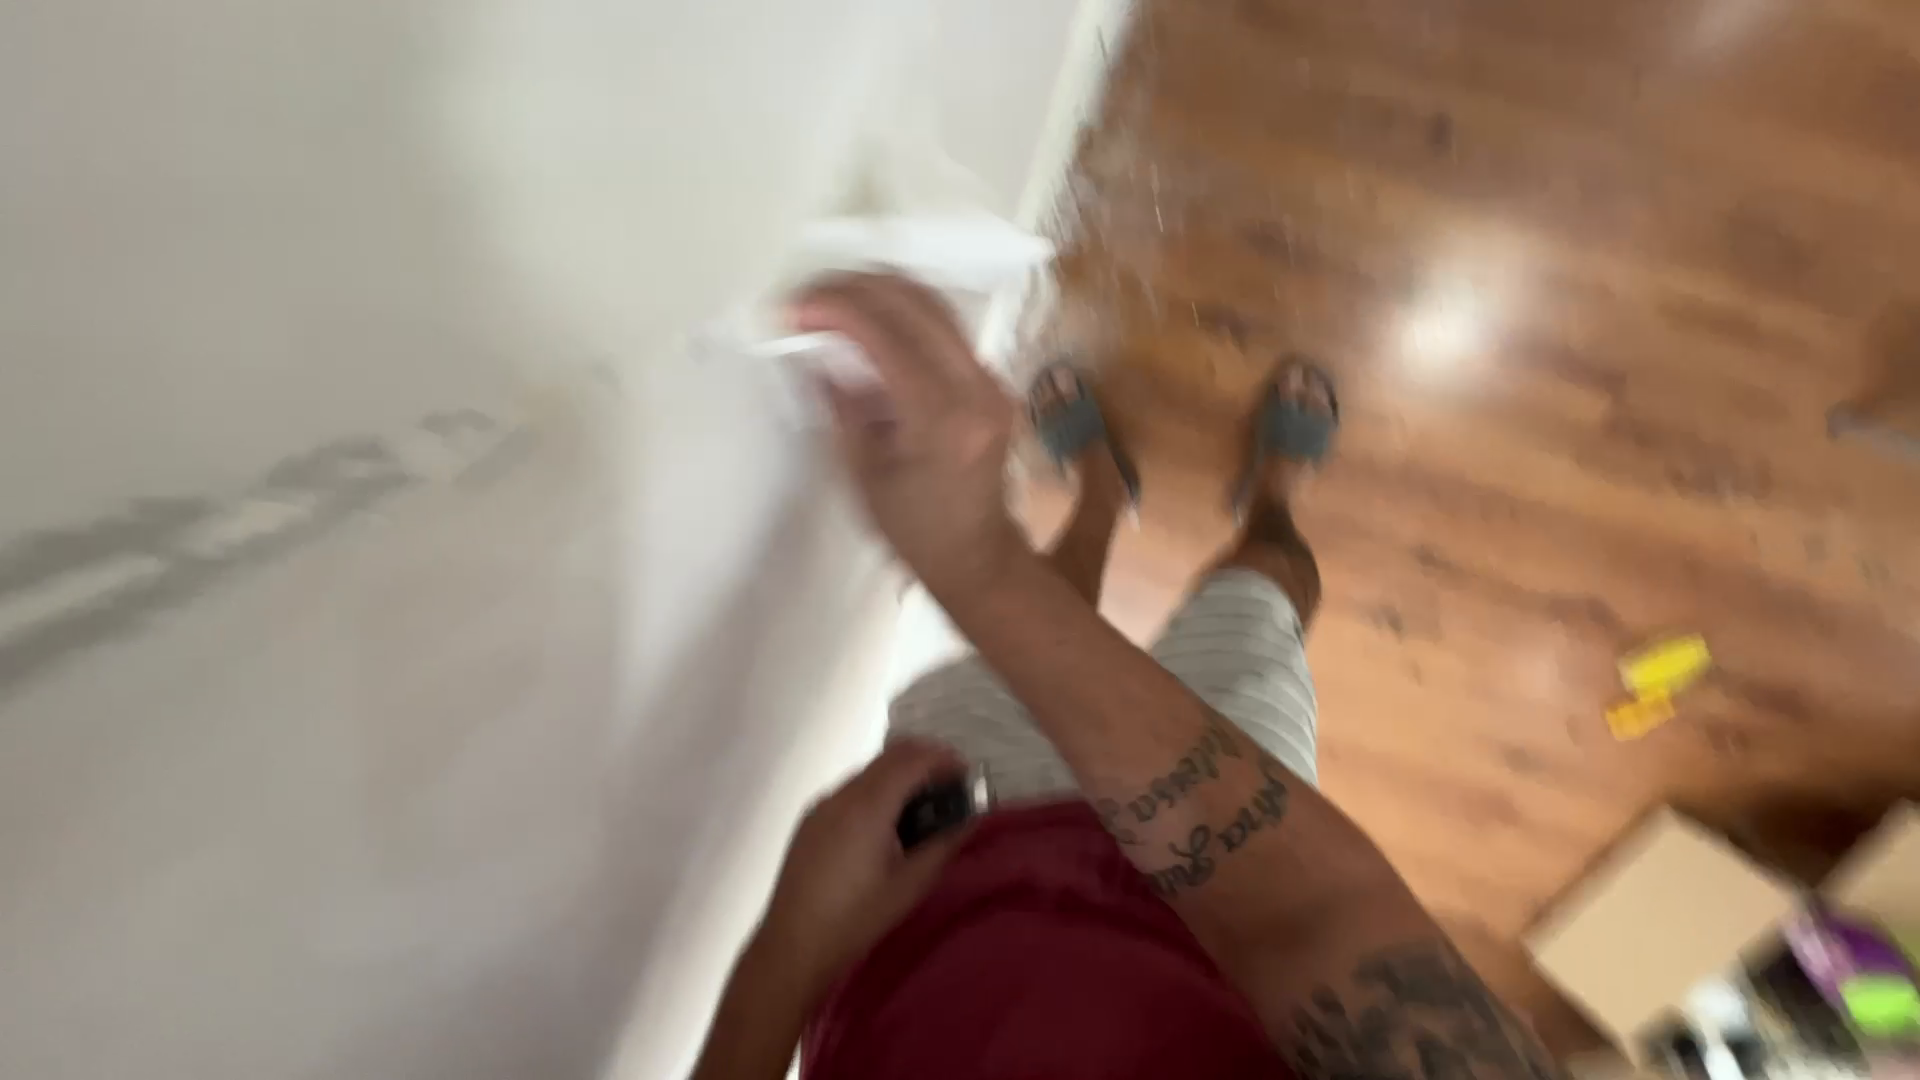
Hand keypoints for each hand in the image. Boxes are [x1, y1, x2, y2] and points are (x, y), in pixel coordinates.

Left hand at [755, 738, 973, 1001]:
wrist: (793, 947)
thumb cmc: (857, 918)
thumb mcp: (911, 884)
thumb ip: (944, 844)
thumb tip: (971, 818)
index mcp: (868, 806)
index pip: (911, 760)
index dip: (943, 758)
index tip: (967, 773)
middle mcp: (842, 794)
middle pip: (890, 756)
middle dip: (924, 760)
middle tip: (951, 783)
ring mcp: (823, 804)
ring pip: (870, 771)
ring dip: (900, 774)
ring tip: (924, 804)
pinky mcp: (811, 819)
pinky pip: (852, 789)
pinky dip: (878, 789)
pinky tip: (888, 822)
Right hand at [789, 272, 1025, 596]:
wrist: (978, 556)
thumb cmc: (915, 531)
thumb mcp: (864, 474)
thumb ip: (841, 405)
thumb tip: (815, 352)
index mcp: (942, 417)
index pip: (886, 333)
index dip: (834, 309)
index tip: (792, 309)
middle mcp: (978, 387)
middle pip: (916, 302)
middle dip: (855, 288)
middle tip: (808, 300)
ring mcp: (993, 382)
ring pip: (936, 307)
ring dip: (881, 294)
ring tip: (834, 304)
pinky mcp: (994, 384)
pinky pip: (947, 330)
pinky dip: (904, 317)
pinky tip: (871, 327)